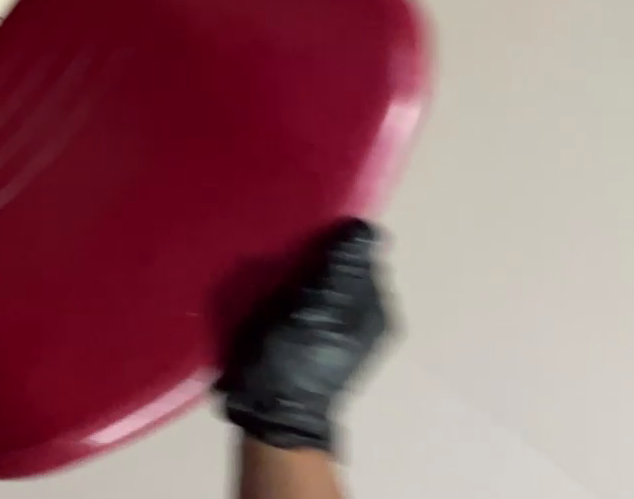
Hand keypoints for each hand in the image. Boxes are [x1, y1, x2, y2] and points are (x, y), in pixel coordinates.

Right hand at [217, 219, 390, 452]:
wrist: (268, 407)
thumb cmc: (291, 356)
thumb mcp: (315, 309)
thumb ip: (339, 272)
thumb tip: (366, 228)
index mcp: (371, 307)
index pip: (359, 252)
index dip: (329, 236)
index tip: (294, 226)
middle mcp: (360, 314)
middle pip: (338, 264)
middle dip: (309, 249)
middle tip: (272, 243)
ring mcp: (335, 325)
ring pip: (318, 277)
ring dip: (293, 266)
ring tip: (262, 261)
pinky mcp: (308, 331)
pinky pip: (302, 294)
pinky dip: (283, 283)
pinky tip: (261, 285)